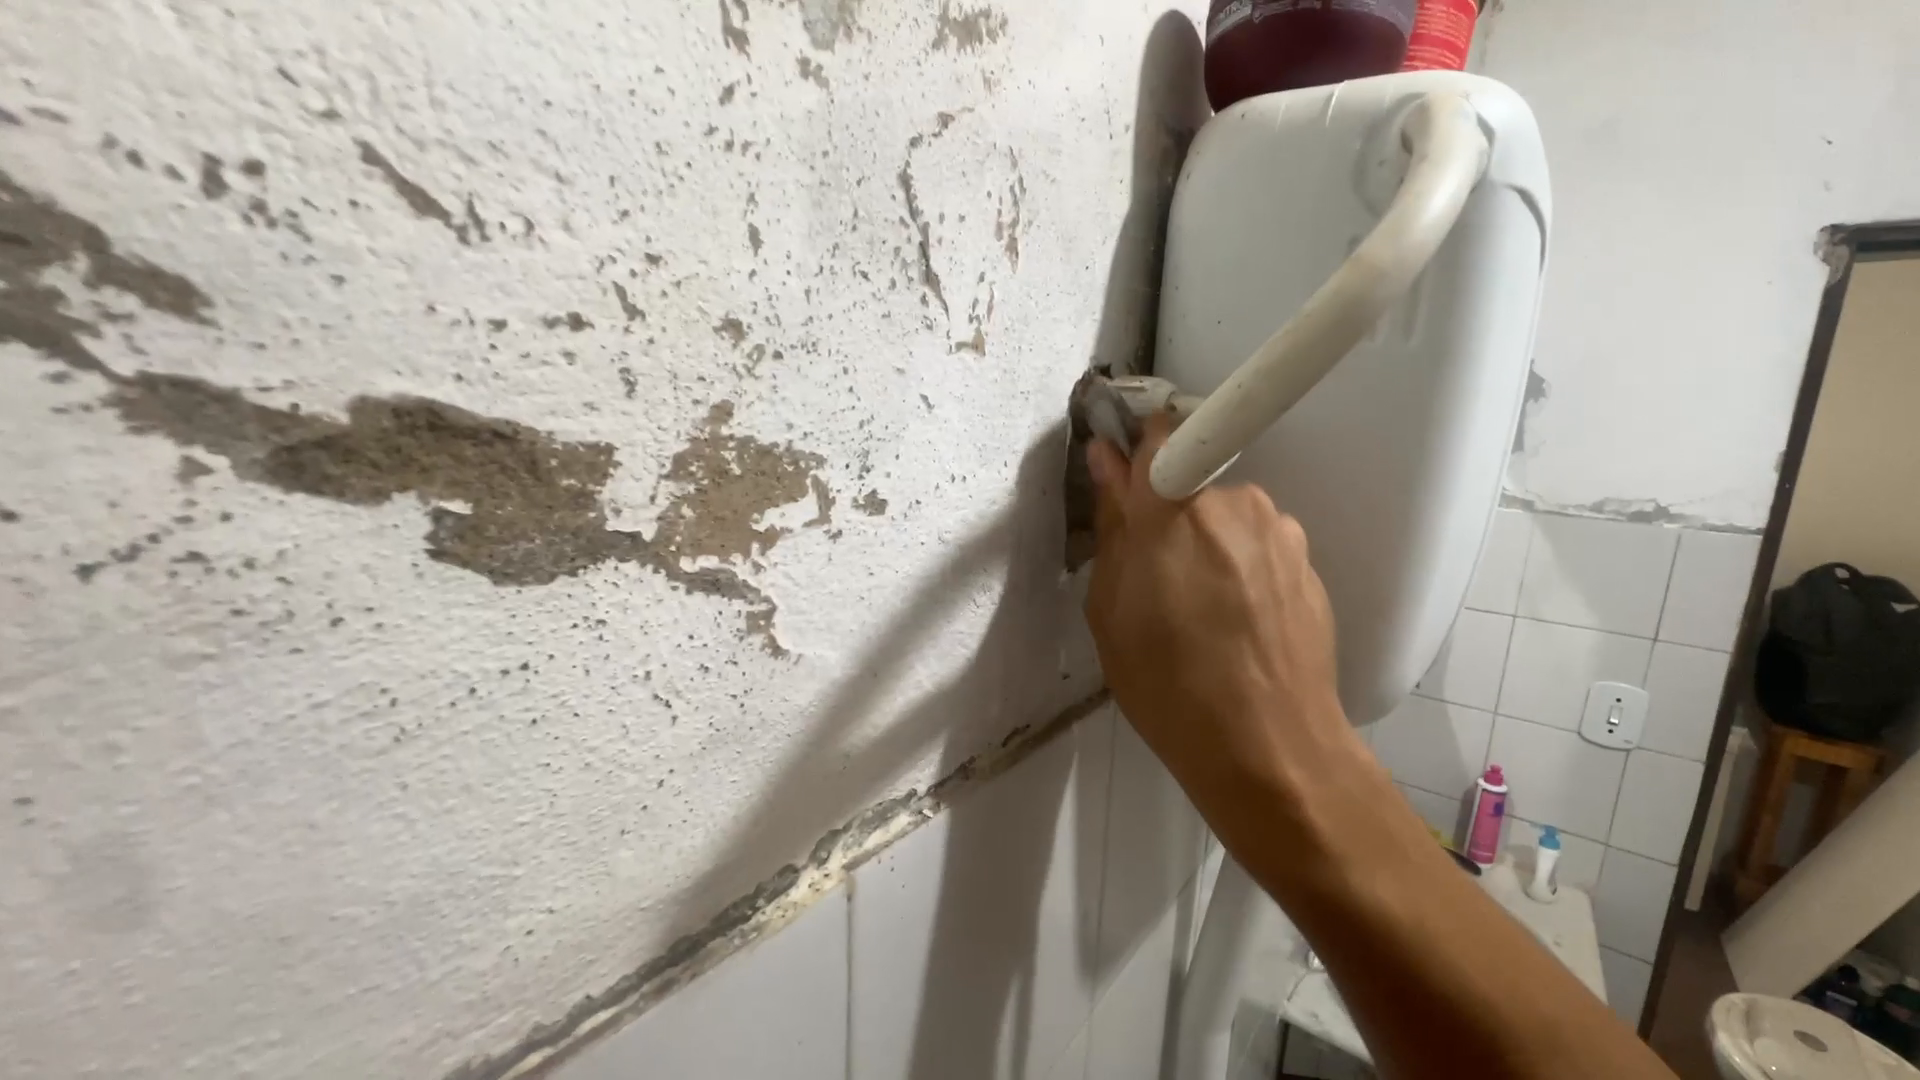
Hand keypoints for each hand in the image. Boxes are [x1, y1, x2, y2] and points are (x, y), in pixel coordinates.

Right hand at [1083, 413, 1351, 840]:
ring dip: (1208, 546)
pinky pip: (1260, 549)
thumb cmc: (1168, 684)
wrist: (1270, 750)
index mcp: (1177, 507)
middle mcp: (1238, 502)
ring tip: (1199, 614)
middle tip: (1154, 580)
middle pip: (1194, 483)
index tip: (1125, 476)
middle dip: (1170, 516)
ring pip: (1229, 518)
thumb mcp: (1112, 611)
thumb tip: (1106, 461)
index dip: (1141, 446)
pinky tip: (1235, 627)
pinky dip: (1241, 571)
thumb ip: (1113, 526)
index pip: (1162, 431)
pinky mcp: (1310, 565)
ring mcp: (1282, 533)